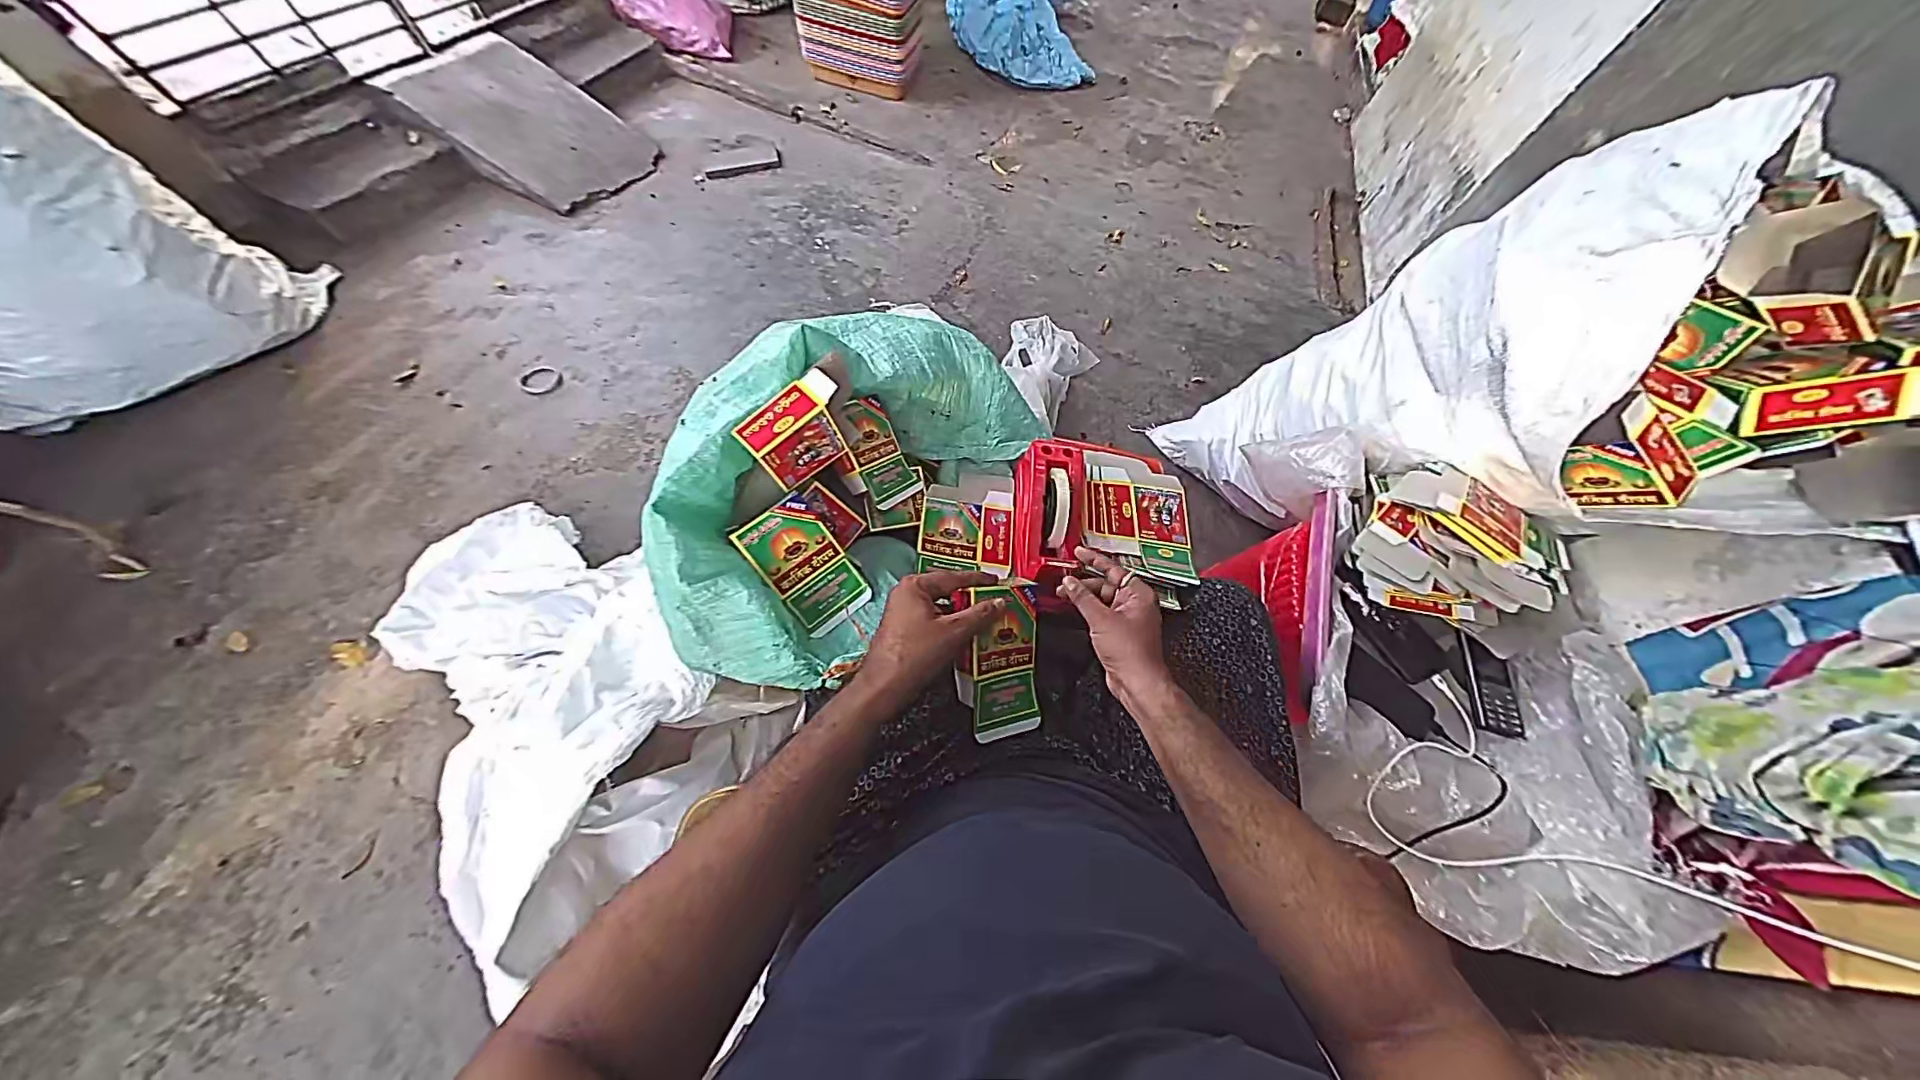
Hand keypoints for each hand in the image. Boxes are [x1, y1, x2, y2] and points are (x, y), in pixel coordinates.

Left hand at [856, 570, 1003, 712]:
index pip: (953, 577)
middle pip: (946, 591)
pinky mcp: (904, 631)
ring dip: (961, 615)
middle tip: (994, 600)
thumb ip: (980, 614)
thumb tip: (1000, 602)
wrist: (885, 687)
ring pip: (940, 608)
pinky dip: (949, 626)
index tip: (997, 582)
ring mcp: (903, 613)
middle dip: (970, 599)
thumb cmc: (916, 654)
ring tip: (985, 619)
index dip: (978, 580)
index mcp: (915, 586)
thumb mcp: (954, 632)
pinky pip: (933, 621)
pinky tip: (966, 635)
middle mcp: (906, 594)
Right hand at [1055, 546, 1170, 703]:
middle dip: (1084, 583)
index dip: (1094, 560)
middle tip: (1065, 581)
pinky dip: (1088, 609)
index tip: (1080, 553)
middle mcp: (1135, 604)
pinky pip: (1101, 613)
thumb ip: (1082, 598)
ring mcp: (1127, 618)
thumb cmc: (1131, 653)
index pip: (1114, 569)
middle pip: (1106, 584)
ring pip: (1102, 599)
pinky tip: (1076, 608)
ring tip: (1065, 594)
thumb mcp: (1101, 619)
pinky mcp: (1119, 631)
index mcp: (1139, 594)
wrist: (1136, 681)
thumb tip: (1070, 583)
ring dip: (1084, 597)